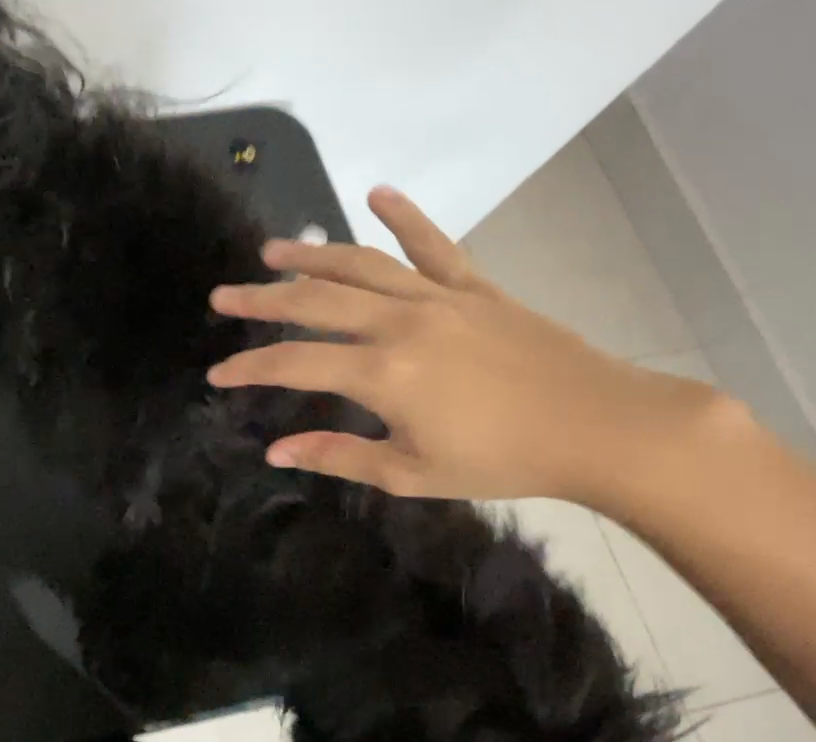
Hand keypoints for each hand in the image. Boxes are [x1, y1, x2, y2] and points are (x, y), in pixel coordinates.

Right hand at [205, 186, 726, 503]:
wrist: (599, 426)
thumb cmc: (499, 460)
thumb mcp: (409, 472)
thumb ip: (338, 455)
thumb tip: (275, 453)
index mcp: (381, 374)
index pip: (293, 363)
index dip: (248, 368)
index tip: (217, 374)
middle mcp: (401, 323)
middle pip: (315, 301)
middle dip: (261, 299)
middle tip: (222, 296)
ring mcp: (439, 299)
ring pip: (361, 266)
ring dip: (312, 254)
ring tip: (273, 249)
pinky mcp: (475, 289)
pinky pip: (433, 245)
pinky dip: (405, 217)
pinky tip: (378, 194)